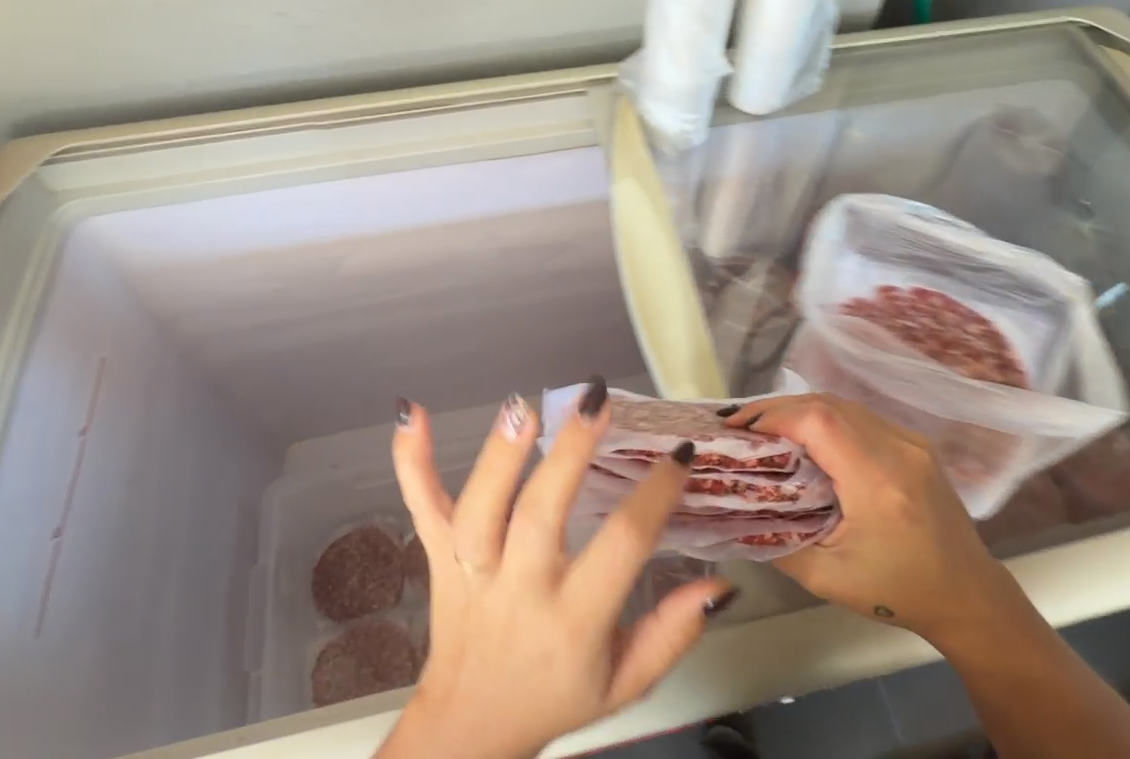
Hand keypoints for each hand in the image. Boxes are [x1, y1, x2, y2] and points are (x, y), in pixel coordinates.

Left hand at [378, 383, 734, 758]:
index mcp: (573, 621)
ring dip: (499, 455)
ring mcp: (470, 572)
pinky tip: (413, 413)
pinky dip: (412, 461)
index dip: (655, 495)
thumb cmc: (555, 697)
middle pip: (541, 515)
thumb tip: (718, 583)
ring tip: (523, 405)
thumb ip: (672, 633)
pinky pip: (421, 509)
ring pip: (478, 510)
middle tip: (596, 403)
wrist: (469, 729)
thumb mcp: (627, 682)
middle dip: (570, 455)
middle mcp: (519, 589)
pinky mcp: (436, 560)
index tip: (678, 454)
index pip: (622, 547)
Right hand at [722, 393, 1009, 647]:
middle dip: (778, 409)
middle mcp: (898, 450)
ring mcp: (911, 442)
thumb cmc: (897, 592)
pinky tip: (804, 437)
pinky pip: (861, 417)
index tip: (737, 429)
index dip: (774, 416)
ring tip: (763, 428)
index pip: (819, 422)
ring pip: (844, 405)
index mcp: (877, 482)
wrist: (968, 596)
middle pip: (828, 404)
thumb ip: (778, 544)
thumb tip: (735, 516)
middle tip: (739, 426)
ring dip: (800, 410)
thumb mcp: (828, 578)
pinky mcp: (915, 445)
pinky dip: (825, 418)